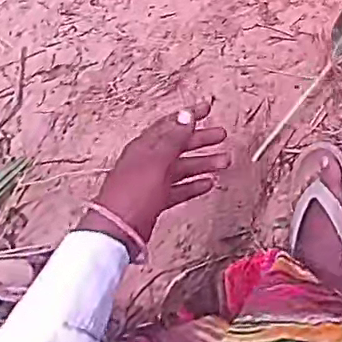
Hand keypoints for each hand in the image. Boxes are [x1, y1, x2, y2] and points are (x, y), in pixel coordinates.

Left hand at [81, 101, 229, 253]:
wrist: (117, 232)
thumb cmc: (132, 193)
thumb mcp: (157, 160)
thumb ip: (173, 138)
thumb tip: (186, 115)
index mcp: (145, 146)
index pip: (170, 124)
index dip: (189, 115)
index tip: (206, 109)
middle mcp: (148, 161)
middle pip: (178, 145)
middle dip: (201, 139)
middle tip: (221, 135)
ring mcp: (151, 182)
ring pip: (182, 167)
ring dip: (203, 163)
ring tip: (224, 161)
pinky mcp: (155, 201)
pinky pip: (179, 188)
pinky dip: (194, 184)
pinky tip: (208, 183)